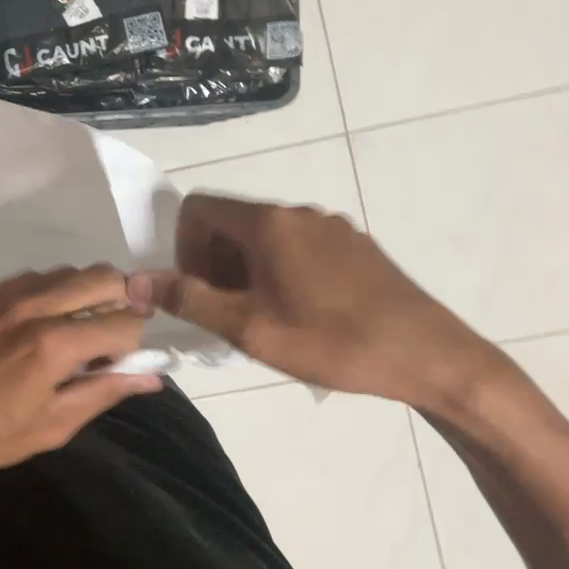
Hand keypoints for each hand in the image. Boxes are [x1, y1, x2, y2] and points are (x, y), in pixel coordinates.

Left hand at [0, 265, 163, 501]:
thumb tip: (151, 376)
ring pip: (67, 273)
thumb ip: (103, 392)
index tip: (121, 364)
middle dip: (120, 302)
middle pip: (103, 277)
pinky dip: (48, 293)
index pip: (125, 322)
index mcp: (53, 344)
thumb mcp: (52, 426)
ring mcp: (3, 295)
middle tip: (110, 337)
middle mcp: (32, 306)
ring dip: (84, 295)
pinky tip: (37, 325)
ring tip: (73, 333)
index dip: (133, 345)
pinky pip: (32, 278)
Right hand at [148, 193, 515, 412]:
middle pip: (230, 222)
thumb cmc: (334, 342)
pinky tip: (300, 314)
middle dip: (211, 262)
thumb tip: (133, 280)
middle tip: (224, 311)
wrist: (436, 360)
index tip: (195, 290)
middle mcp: (299, 213)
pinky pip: (297, 247)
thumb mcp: (248, 328)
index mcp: (269, 223)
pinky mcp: (357, 247)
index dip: (182, 246)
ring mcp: (333, 228)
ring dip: (244, 270)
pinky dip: (278, 271)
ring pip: (264, 236)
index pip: (197, 208)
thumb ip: (187, 299)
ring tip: (261, 318)